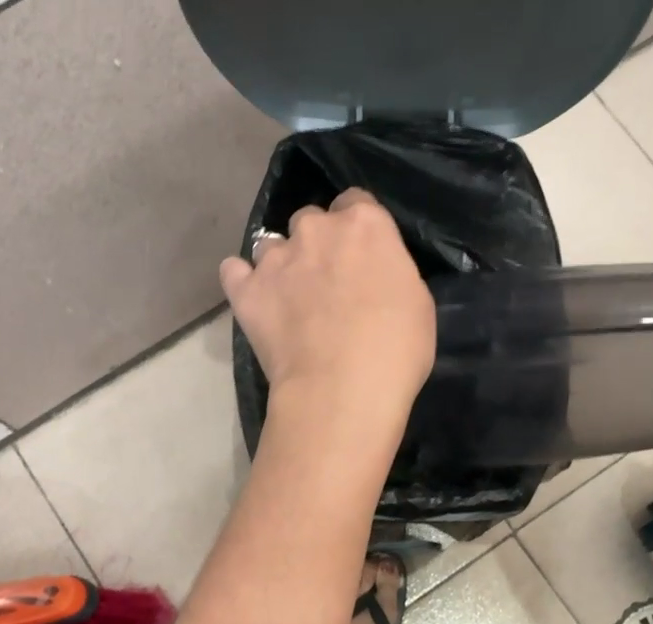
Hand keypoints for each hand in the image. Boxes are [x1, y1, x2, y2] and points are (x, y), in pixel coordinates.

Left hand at [221, 189, 434, 424]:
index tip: (363, 257)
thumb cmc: (395, 351)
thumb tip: (376, 275)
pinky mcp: (246, 291)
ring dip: (281, 263)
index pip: (357, 203)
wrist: (342, 391)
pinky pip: (234, 271)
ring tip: (290, 298)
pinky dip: (243, 280)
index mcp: (366, 224)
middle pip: (311, 220)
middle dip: (318, 244)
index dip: (359, 231)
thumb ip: (392, 273)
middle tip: (328, 283)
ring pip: (271, 244)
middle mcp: (316, 229)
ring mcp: (275, 258)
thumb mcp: (418, 303)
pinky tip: (254, 298)